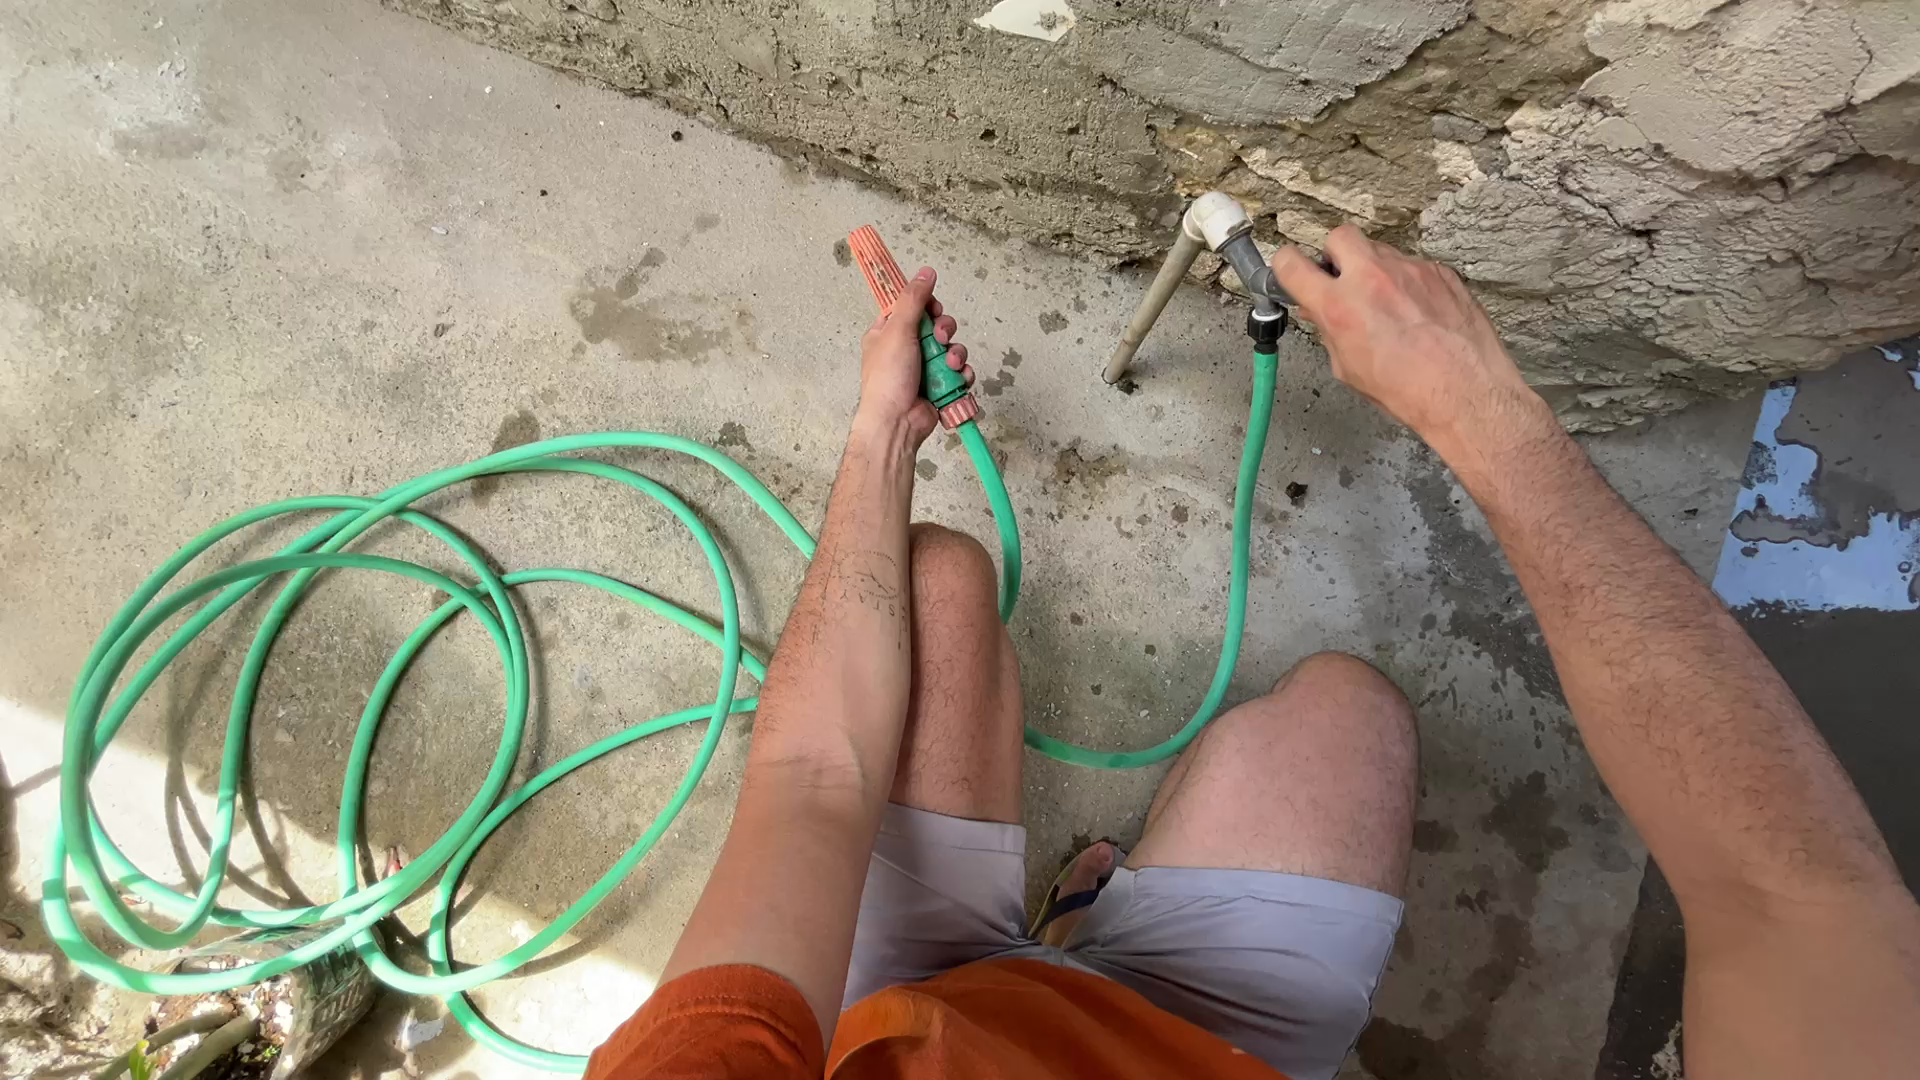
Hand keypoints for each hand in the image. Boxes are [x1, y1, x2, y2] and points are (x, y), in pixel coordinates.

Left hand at [854, 267, 972, 446]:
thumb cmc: (889, 379)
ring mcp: (924, 369)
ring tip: (950, 364)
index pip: (911, 308)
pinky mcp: (940, 386)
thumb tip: (926, 272)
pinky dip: (961, 374)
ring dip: (956, 354)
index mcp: (888, 333)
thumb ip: (913, 299)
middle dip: (945, 331)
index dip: (926, 305)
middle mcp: (906, 349)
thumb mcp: (898, 330)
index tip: (932, 308)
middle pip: (937, 326)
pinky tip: (957, 378)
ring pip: (952, 348)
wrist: (898, 421)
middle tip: (941, 338)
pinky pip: (959, 371)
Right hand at [1271, 225, 1551, 454]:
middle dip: (1333, 253)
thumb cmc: (1405, 387)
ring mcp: (1409, 269)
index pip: (1294, 265)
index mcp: (1339, 305)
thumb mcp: (1345, 366)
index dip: (1285, 265)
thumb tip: (1321, 314)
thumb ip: (1329, 330)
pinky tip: (1410, 311)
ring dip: (1371, 270)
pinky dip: (1403, 283)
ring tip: (1379, 303)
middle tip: (1337, 277)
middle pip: (1340, 236)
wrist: (1460, 388)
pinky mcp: (1438, 271)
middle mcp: (1372, 278)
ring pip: (1379, 251)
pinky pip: (1410, 266)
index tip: (1288, 268)